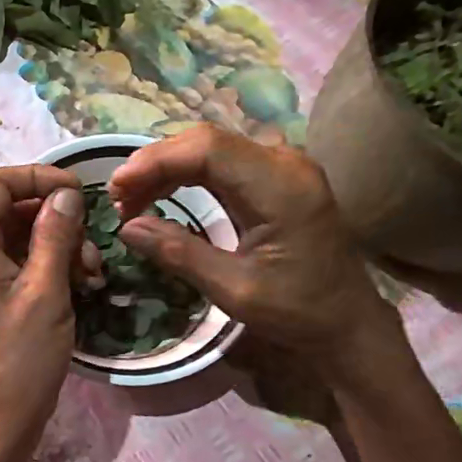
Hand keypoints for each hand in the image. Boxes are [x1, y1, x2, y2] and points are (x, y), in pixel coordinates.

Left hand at [0, 165, 90, 461]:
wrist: (3, 415)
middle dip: (59, 219)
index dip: (40, 176)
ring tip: (91, 275)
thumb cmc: (22, 355)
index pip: (0, 182)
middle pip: (15, 206)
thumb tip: (66, 193)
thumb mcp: (45, 289)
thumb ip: (55, 233)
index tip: (79, 193)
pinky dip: (56, 263)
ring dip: (63, 244)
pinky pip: (28, 258)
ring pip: (26, 232)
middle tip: (90, 249)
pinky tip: (83, 285)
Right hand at [109, 125, 390, 364]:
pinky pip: (222, 161)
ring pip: (210, 147)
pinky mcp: (276, 177)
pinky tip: (162, 193)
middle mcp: (284, 164)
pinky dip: (185, 173)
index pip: (207, 149)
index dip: (155, 162)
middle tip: (118, 197)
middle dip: (155, 163)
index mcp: (280, 188)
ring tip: (132, 199)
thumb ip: (179, 253)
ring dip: (166, 167)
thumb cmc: (296, 310)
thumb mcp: (233, 290)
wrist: (345, 321)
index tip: (116, 188)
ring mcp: (283, 167)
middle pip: (206, 140)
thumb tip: (126, 228)